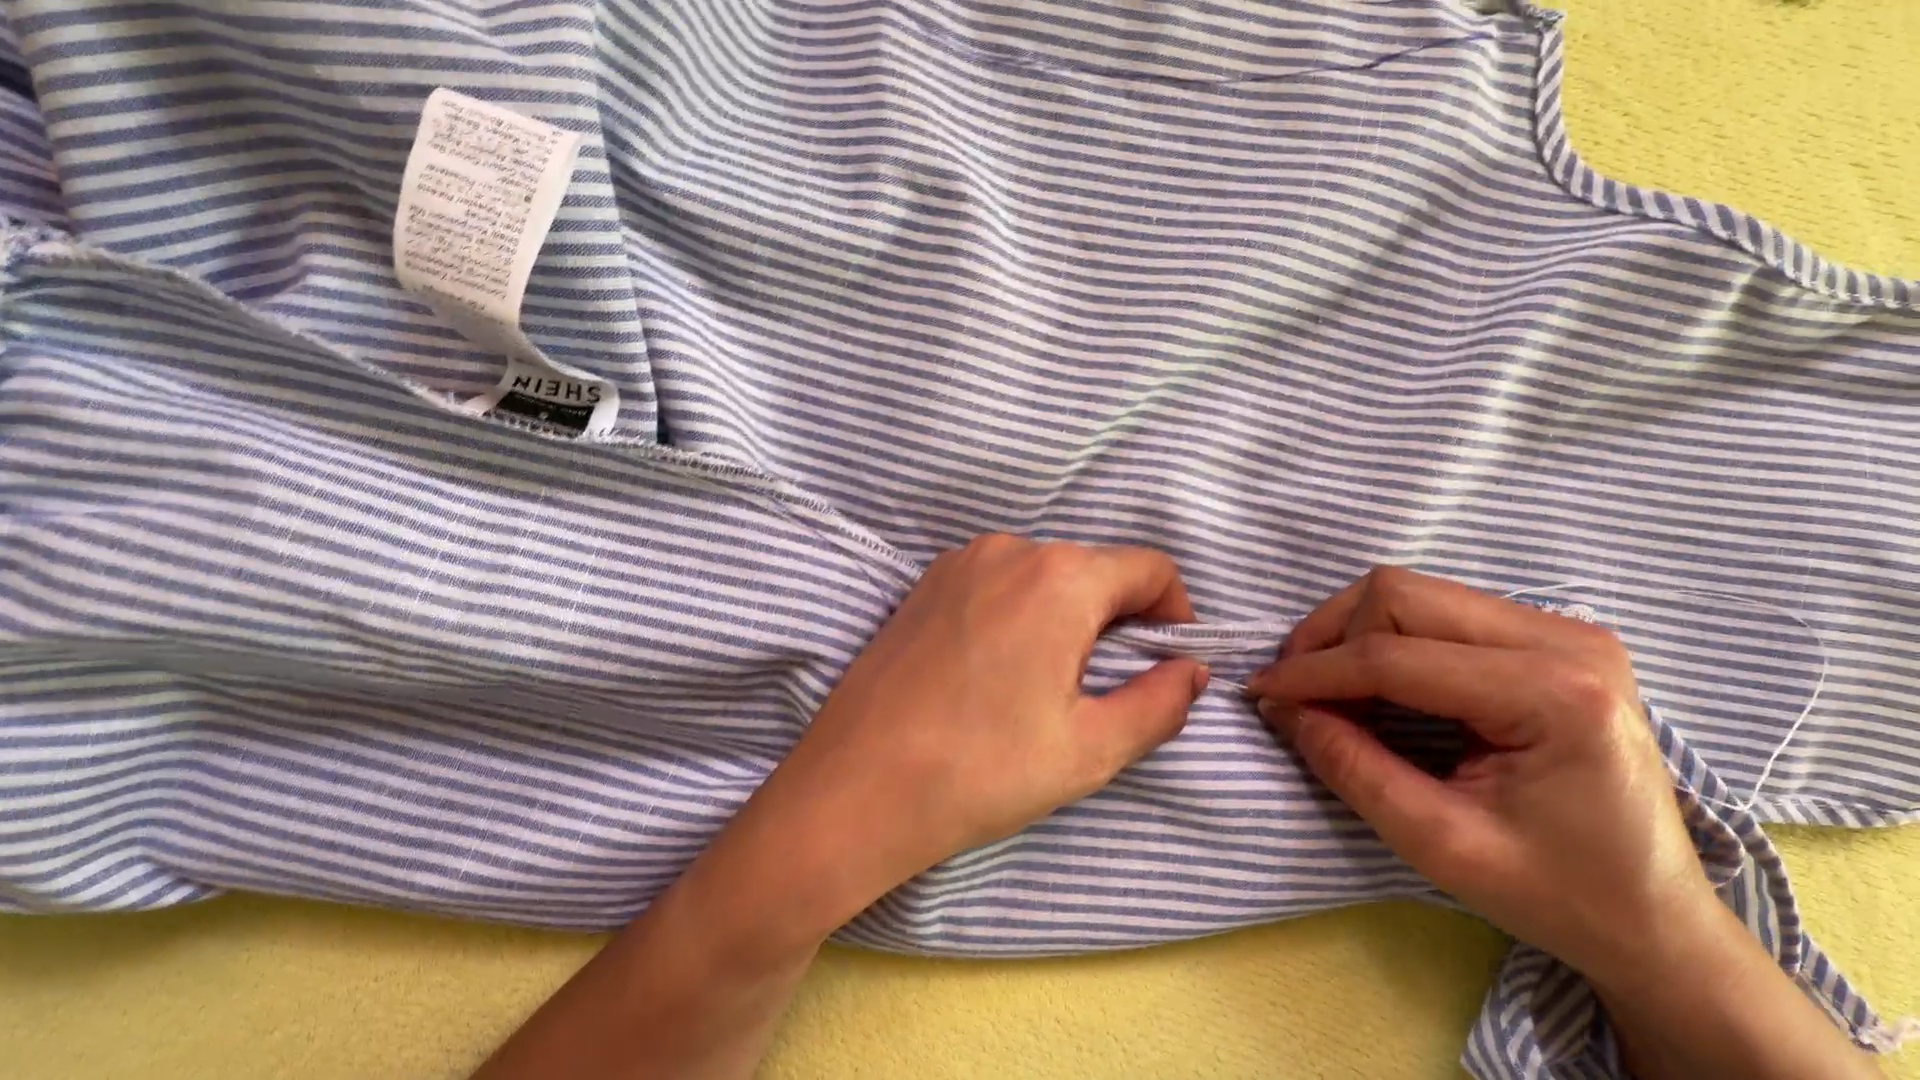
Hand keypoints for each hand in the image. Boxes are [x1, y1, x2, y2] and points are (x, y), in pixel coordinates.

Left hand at [744, 533, 1210, 929]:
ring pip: (1045, 577)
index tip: (1167, 666)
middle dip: (1119, 622)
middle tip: (1106, 691)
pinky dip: (1020, 616)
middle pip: (1095, 570)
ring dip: (1067, 619)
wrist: (855, 788)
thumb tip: (1190, 670)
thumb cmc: (981, 770)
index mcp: (1059, 576)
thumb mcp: (1091, 748)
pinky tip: (997, 675)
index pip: (1149, 569)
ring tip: (1046, 690)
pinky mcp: (923, 586)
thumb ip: (1160, 702)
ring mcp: (958, 563)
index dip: (1175, 616)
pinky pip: (998, 586)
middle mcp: (1009, 549)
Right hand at [1244, 566, 1712, 987]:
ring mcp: (1566, 631)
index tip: (1259, 693)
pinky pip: (1442, 611)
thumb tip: (1281, 708)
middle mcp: (1566, 640)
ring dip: (1354, 634)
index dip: (1314, 672)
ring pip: (1416, 593)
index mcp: (1554, 695)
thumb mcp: (1438, 843)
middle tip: (1294, 690)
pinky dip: (1389, 640)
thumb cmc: (1557, 895)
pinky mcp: (1555, 638)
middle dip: (1330, 637)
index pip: (1394, 655)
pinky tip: (1375, 685)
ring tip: (1328, 689)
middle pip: (1402, 594)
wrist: (1657, 919)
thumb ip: (1351, 766)